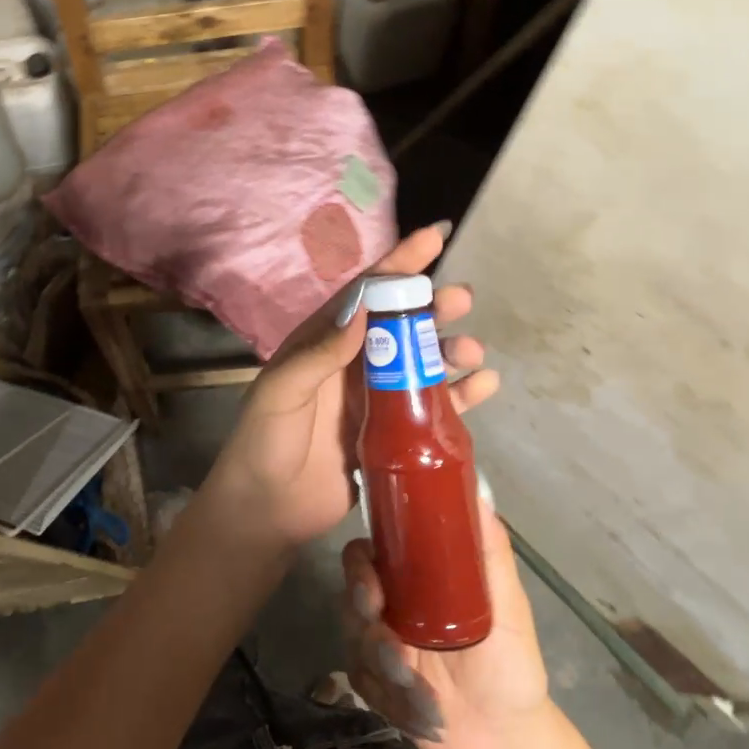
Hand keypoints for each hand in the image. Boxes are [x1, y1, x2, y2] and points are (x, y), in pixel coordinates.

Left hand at [203, 222, 500, 546]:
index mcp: (320, 345)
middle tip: (464, 298)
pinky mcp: (390, 435)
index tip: (435, 237)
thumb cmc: (266, 444)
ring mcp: (371, 400)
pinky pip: (430, 407)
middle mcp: (348, 366)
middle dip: (430, 307)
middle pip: (397, 325)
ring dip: (448, 350)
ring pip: (419, 363)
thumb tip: (364, 309)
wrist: (267, 511)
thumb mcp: (281, 392)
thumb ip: (319, 353)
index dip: (397, 264)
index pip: (363, 295)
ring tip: (474, 348)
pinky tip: (483, 386)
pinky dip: (459, 395)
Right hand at [342, 479, 552, 748]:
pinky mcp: (373, 689)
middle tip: (395, 652)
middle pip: (349, 603)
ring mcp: (376, 650)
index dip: (359, 569)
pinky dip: (393, 702)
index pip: (363, 558)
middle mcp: (386, 610)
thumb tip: (477, 489)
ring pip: (353, 647)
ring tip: (424, 696)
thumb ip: (491, 552)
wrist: (506, 737)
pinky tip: (424, 715)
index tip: (374, 589)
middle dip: (367, 630)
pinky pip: (363, 687)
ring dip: (387, 673)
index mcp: (410, 583)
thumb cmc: (510, 665)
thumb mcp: (508, 607)